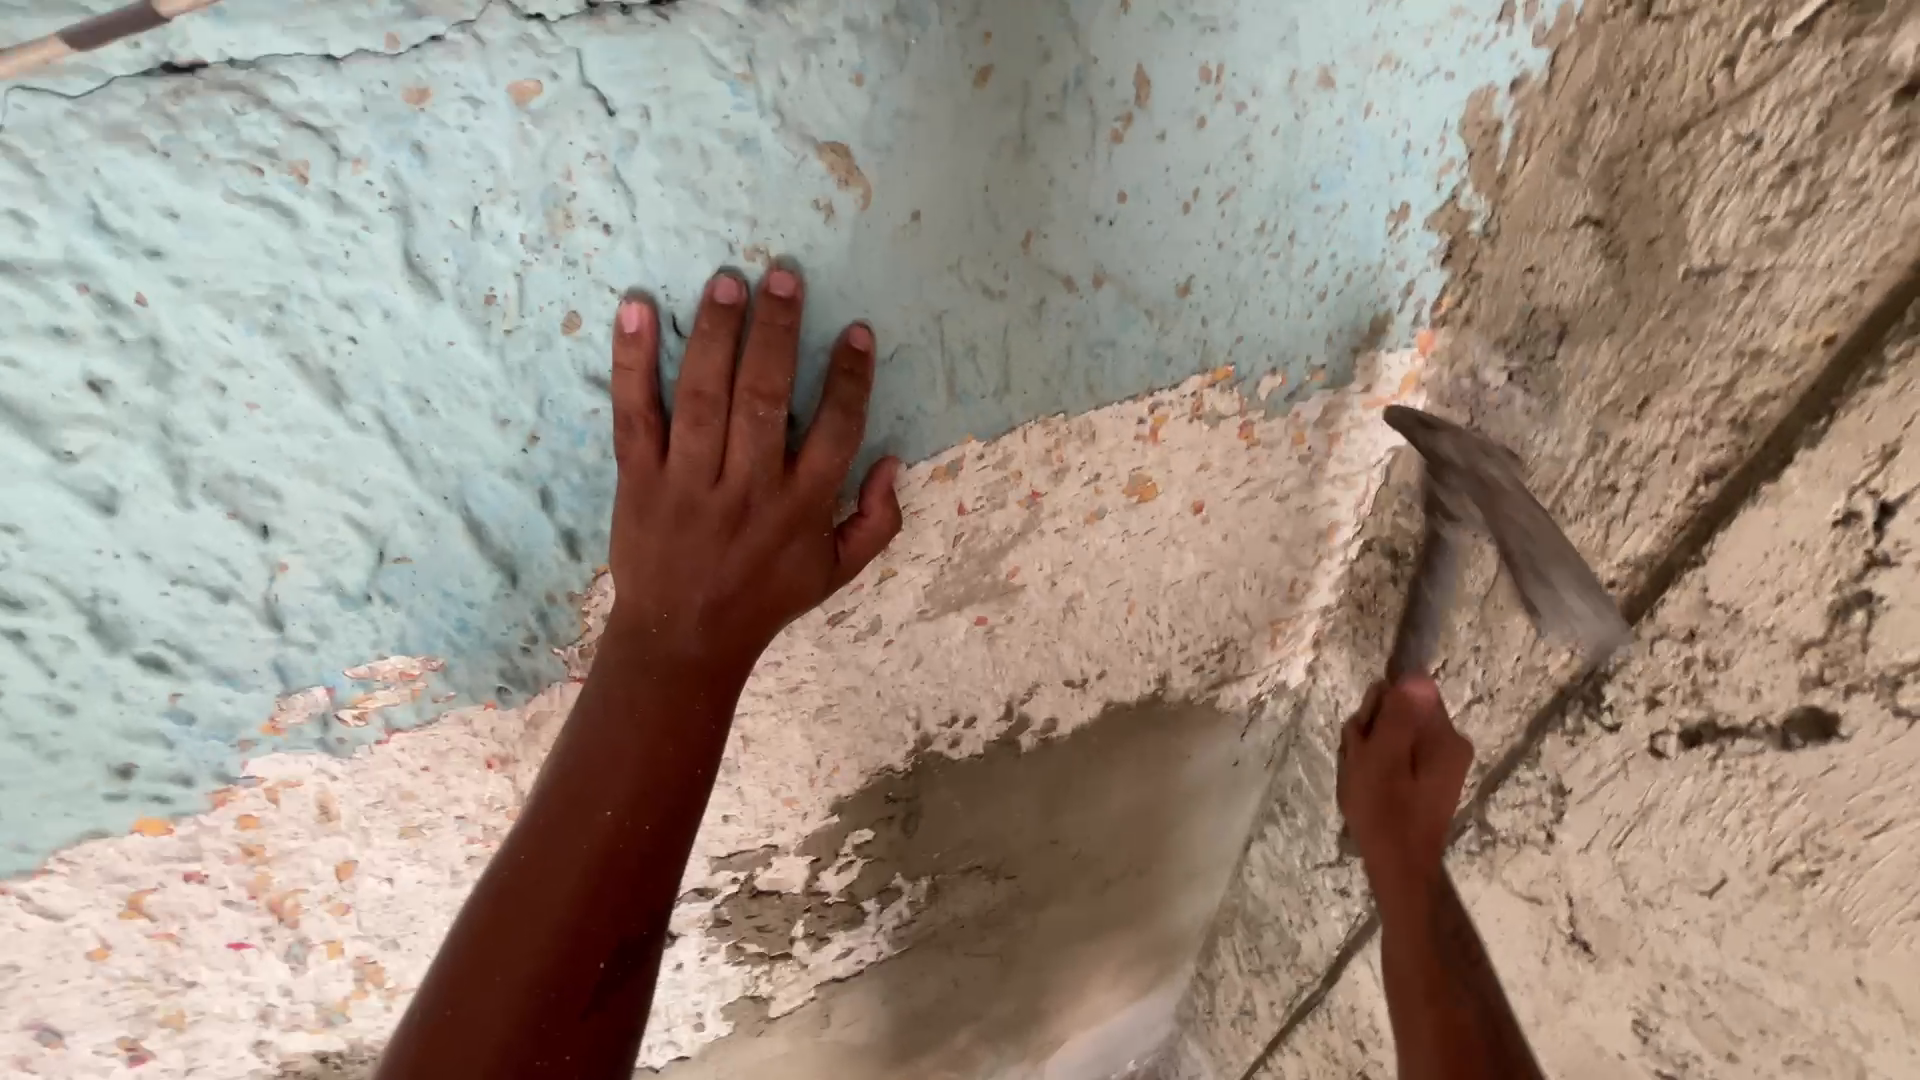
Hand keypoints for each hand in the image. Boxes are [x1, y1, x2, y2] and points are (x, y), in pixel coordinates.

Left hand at [603, 265, 901, 679]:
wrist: (684, 637)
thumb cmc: (767, 597)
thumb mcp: (839, 572)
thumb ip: (878, 521)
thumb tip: (892, 461)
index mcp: (803, 507)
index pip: (836, 430)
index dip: (850, 378)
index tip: (857, 332)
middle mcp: (749, 488)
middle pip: (765, 397)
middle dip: (777, 332)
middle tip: (783, 275)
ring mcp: (688, 482)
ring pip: (703, 397)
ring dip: (716, 334)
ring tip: (729, 281)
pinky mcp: (637, 480)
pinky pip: (634, 415)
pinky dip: (632, 363)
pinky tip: (637, 309)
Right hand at [1338, 677, 1471, 903]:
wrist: (1398, 865)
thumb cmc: (1385, 809)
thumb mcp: (1381, 756)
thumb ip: (1397, 714)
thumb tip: (1415, 675)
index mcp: (1444, 736)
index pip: (1405, 691)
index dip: (1377, 708)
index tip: (1366, 736)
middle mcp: (1449, 743)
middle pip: (1398, 711)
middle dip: (1370, 730)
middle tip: (1359, 760)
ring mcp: (1438, 762)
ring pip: (1391, 732)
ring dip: (1367, 749)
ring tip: (1360, 776)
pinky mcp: (1426, 777)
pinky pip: (1394, 753)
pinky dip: (1375, 764)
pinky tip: (1367, 784)